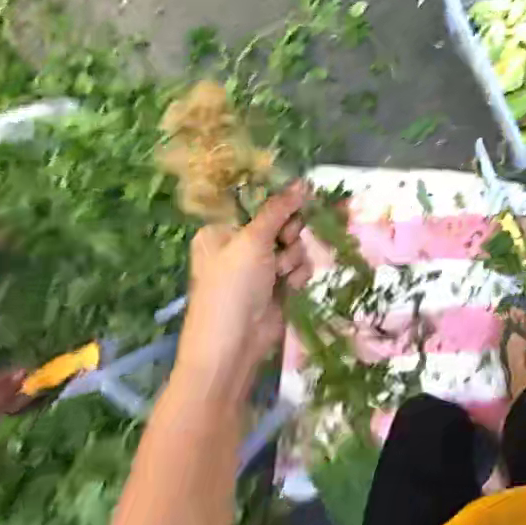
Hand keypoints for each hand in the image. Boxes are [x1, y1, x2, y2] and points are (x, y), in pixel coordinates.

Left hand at [177, 184, 311, 399]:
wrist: (234, 342)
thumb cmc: (232, 288)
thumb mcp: (252, 242)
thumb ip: (278, 210)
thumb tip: (303, 181)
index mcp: (222, 231)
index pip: (261, 206)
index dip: (281, 207)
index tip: (295, 209)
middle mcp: (241, 246)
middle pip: (284, 224)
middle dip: (291, 236)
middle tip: (284, 244)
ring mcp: (260, 266)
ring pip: (297, 245)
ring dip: (296, 258)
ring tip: (283, 274)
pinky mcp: (278, 283)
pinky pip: (301, 265)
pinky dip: (299, 274)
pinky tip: (291, 285)